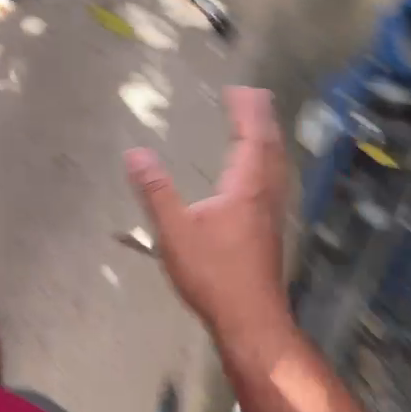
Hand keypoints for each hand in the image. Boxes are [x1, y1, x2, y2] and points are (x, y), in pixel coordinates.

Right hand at [125, 87, 291, 338]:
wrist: (250, 321)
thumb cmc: (213, 274)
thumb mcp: (175, 231)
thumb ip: (156, 191)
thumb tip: (135, 152)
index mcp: (244, 192)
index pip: (251, 144)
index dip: (248, 115)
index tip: (242, 89)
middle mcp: (263, 199)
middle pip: (270, 152)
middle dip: (262, 122)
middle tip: (255, 97)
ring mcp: (268, 218)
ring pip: (275, 170)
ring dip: (267, 143)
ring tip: (258, 126)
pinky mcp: (265, 233)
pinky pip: (271, 184)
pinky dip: (266, 165)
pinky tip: (256, 175)